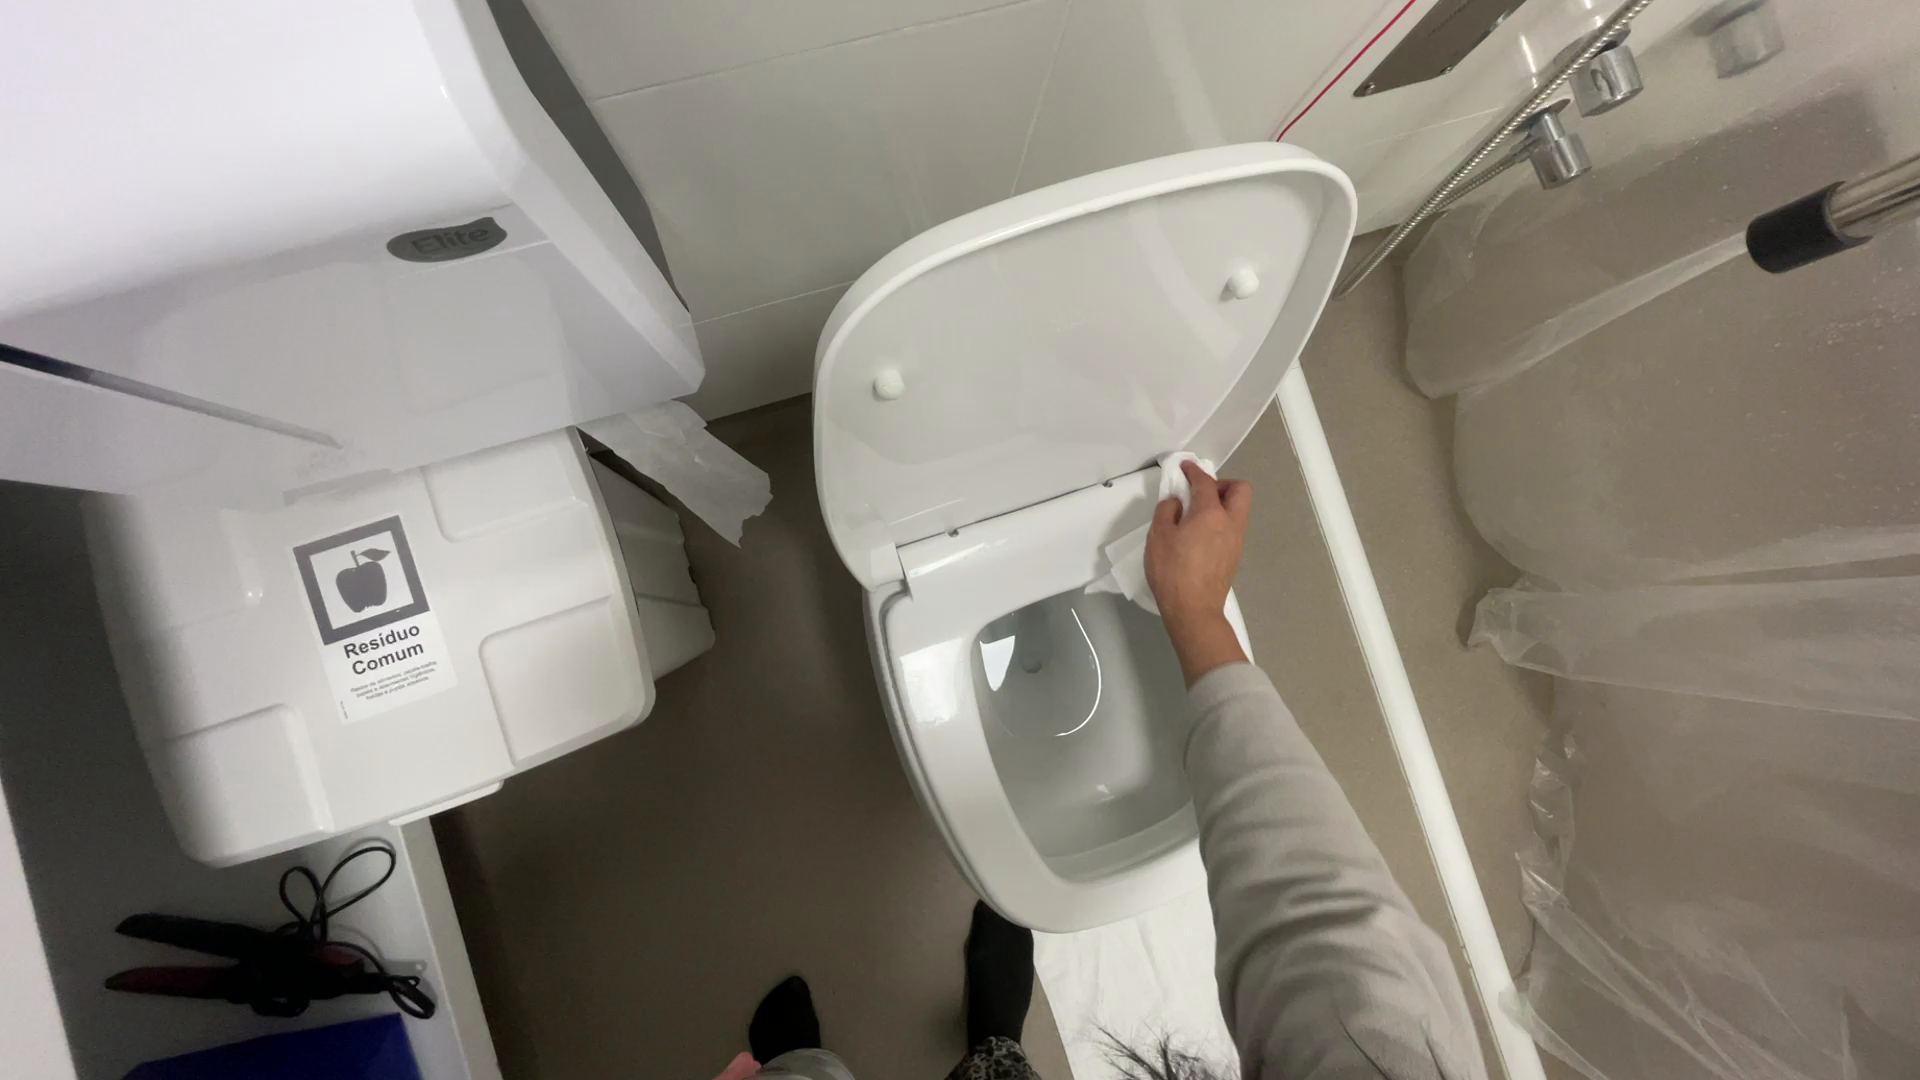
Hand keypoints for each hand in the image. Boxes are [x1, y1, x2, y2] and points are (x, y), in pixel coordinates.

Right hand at [1145, 461, 1250, 685]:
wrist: (1194, 610)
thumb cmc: (1172, 571)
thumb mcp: (1158, 537)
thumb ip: (1167, 512)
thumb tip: (1176, 503)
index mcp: (1211, 514)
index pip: (1205, 483)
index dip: (1193, 472)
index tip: (1184, 468)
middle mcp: (1230, 523)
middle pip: (1240, 490)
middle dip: (1221, 484)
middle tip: (1199, 493)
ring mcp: (1236, 541)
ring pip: (1238, 510)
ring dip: (1221, 504)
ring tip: (1195, 516)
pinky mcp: (1234, 557)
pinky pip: (1232, 528)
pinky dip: (1220, 523)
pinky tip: (1199, 536)